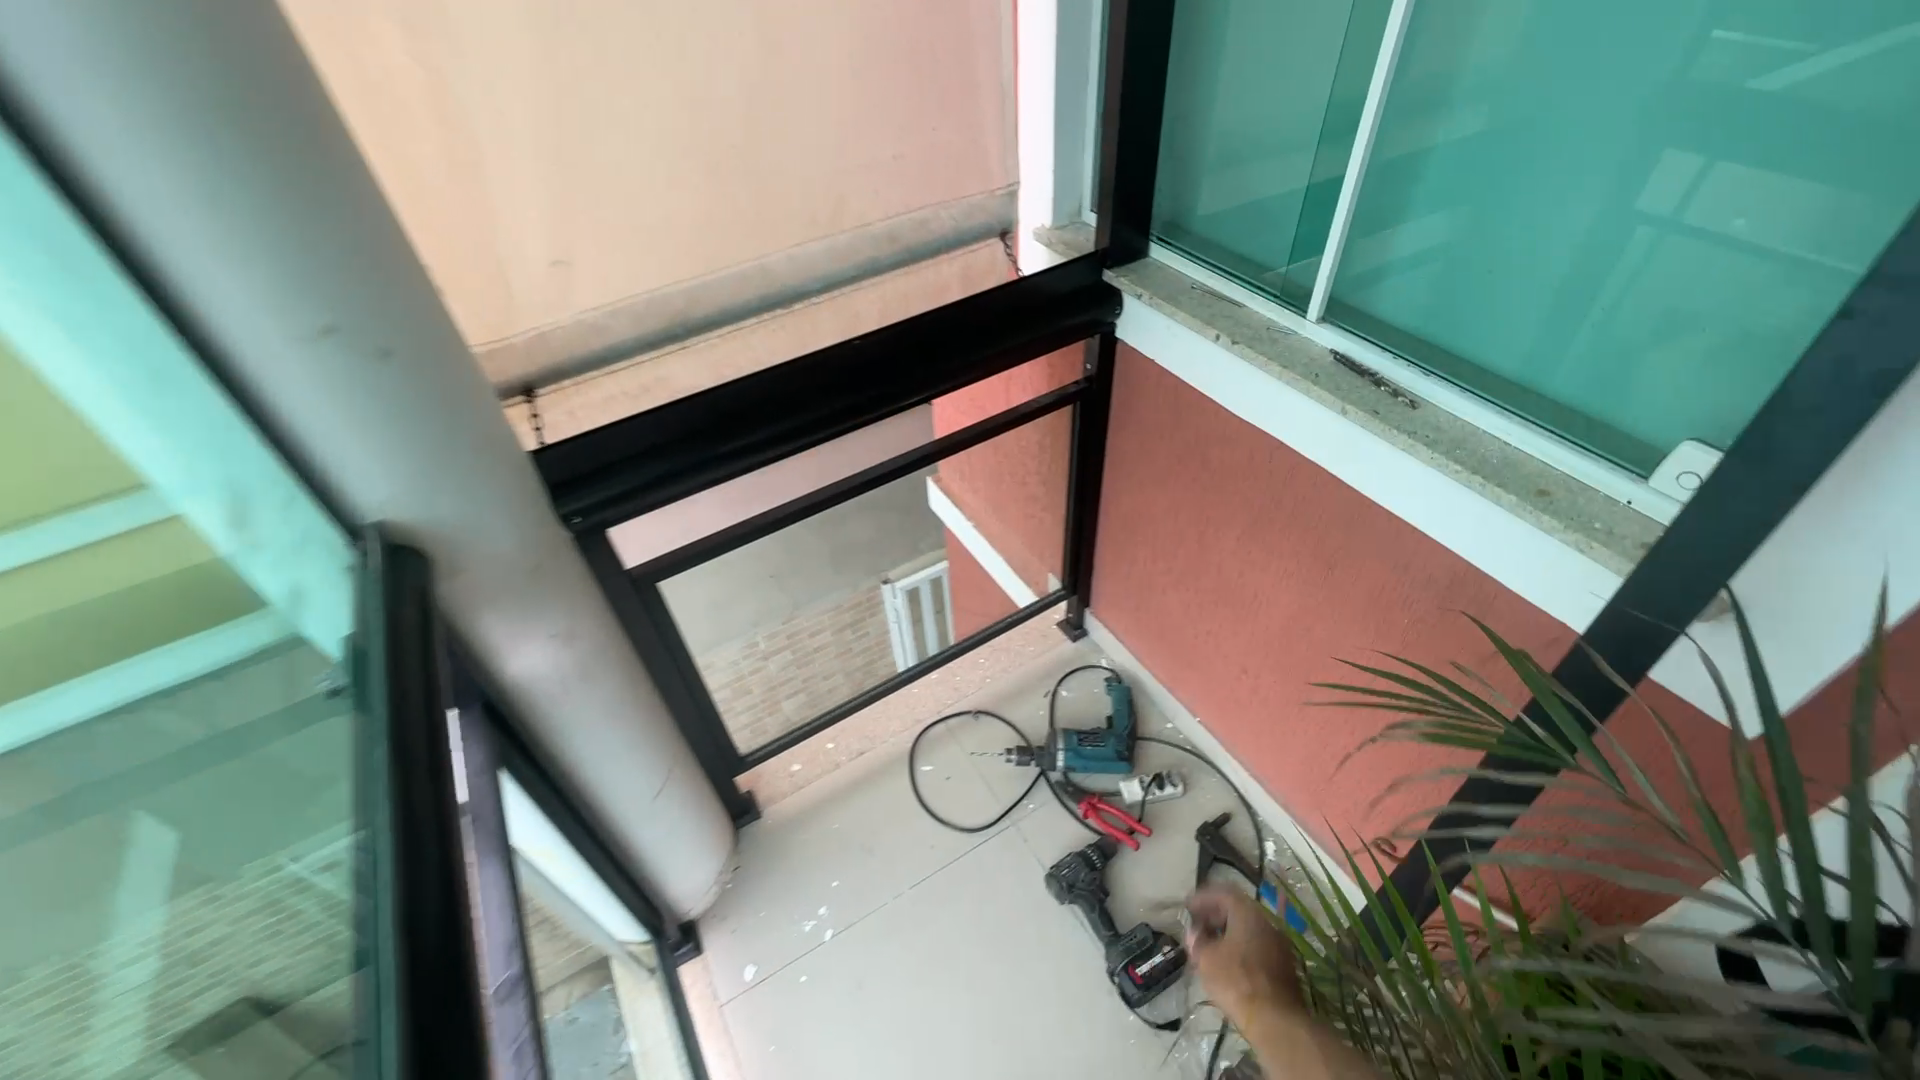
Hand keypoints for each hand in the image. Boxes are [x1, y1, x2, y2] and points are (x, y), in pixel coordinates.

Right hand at [1185, 885, 1301, 1031]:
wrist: (1276, 1019)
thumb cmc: (1236, 981)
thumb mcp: (1206, 958)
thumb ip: (1198, 940)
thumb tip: (1194, 932)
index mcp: (1248, 913)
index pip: (1223, 893)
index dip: (1202, 897)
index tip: (1187, 906)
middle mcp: (1267, 922)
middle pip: (1238, 909)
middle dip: (1215, 915)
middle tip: (1197, 924)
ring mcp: (1279, 944)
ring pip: (1248, 929)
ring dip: (1228, 932)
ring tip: (1209, 944)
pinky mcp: (1284, 966)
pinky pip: (1257, 946)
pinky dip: (1240, 946)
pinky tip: (1228, 961)